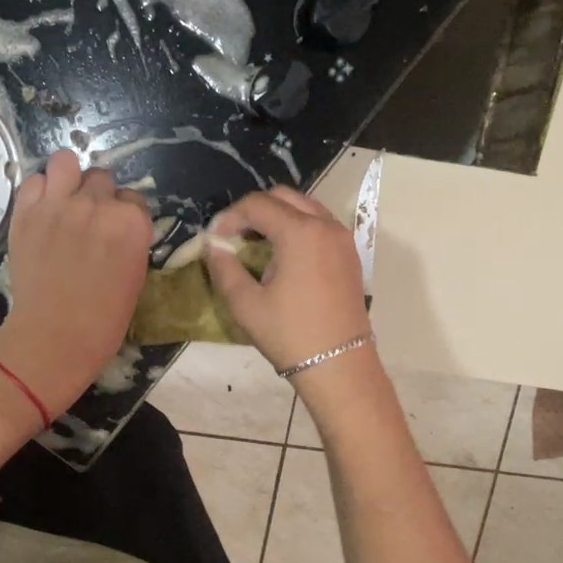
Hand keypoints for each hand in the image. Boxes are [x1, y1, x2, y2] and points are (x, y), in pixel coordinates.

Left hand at [0, 150, 154, 416]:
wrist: (54, 337)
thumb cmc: (102, 321)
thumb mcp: (134, 276)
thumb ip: (128, 240)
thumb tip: (116, 225)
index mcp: (132, 223)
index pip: (132, 197)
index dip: (121, 213)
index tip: (112, 231)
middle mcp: (98, 205)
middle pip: (100, 179)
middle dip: (95, 196)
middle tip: (86, 222)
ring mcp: (59, 205)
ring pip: (65, 162)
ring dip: (67, 177)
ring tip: (62, 200)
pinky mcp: (26, 213)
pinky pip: (33, 181)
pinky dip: (38, 191)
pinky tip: (40, 211)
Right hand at [206, 188, 370, 372]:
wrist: (339, 364)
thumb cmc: (289, 334)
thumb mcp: (246, 303)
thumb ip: (225, 267)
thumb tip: (213, 246)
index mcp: (300, 233)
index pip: (257, 204)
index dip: (229, 216)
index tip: (214, 238)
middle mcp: (326, 226)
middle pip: (284, 197)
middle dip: (254, 210)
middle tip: (233, 235)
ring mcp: (342, 239)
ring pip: (305, 207)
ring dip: (277, 217)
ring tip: (255, 243)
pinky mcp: (349, 255)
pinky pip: (319, 225)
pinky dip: (297, 228)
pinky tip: (280, 255)